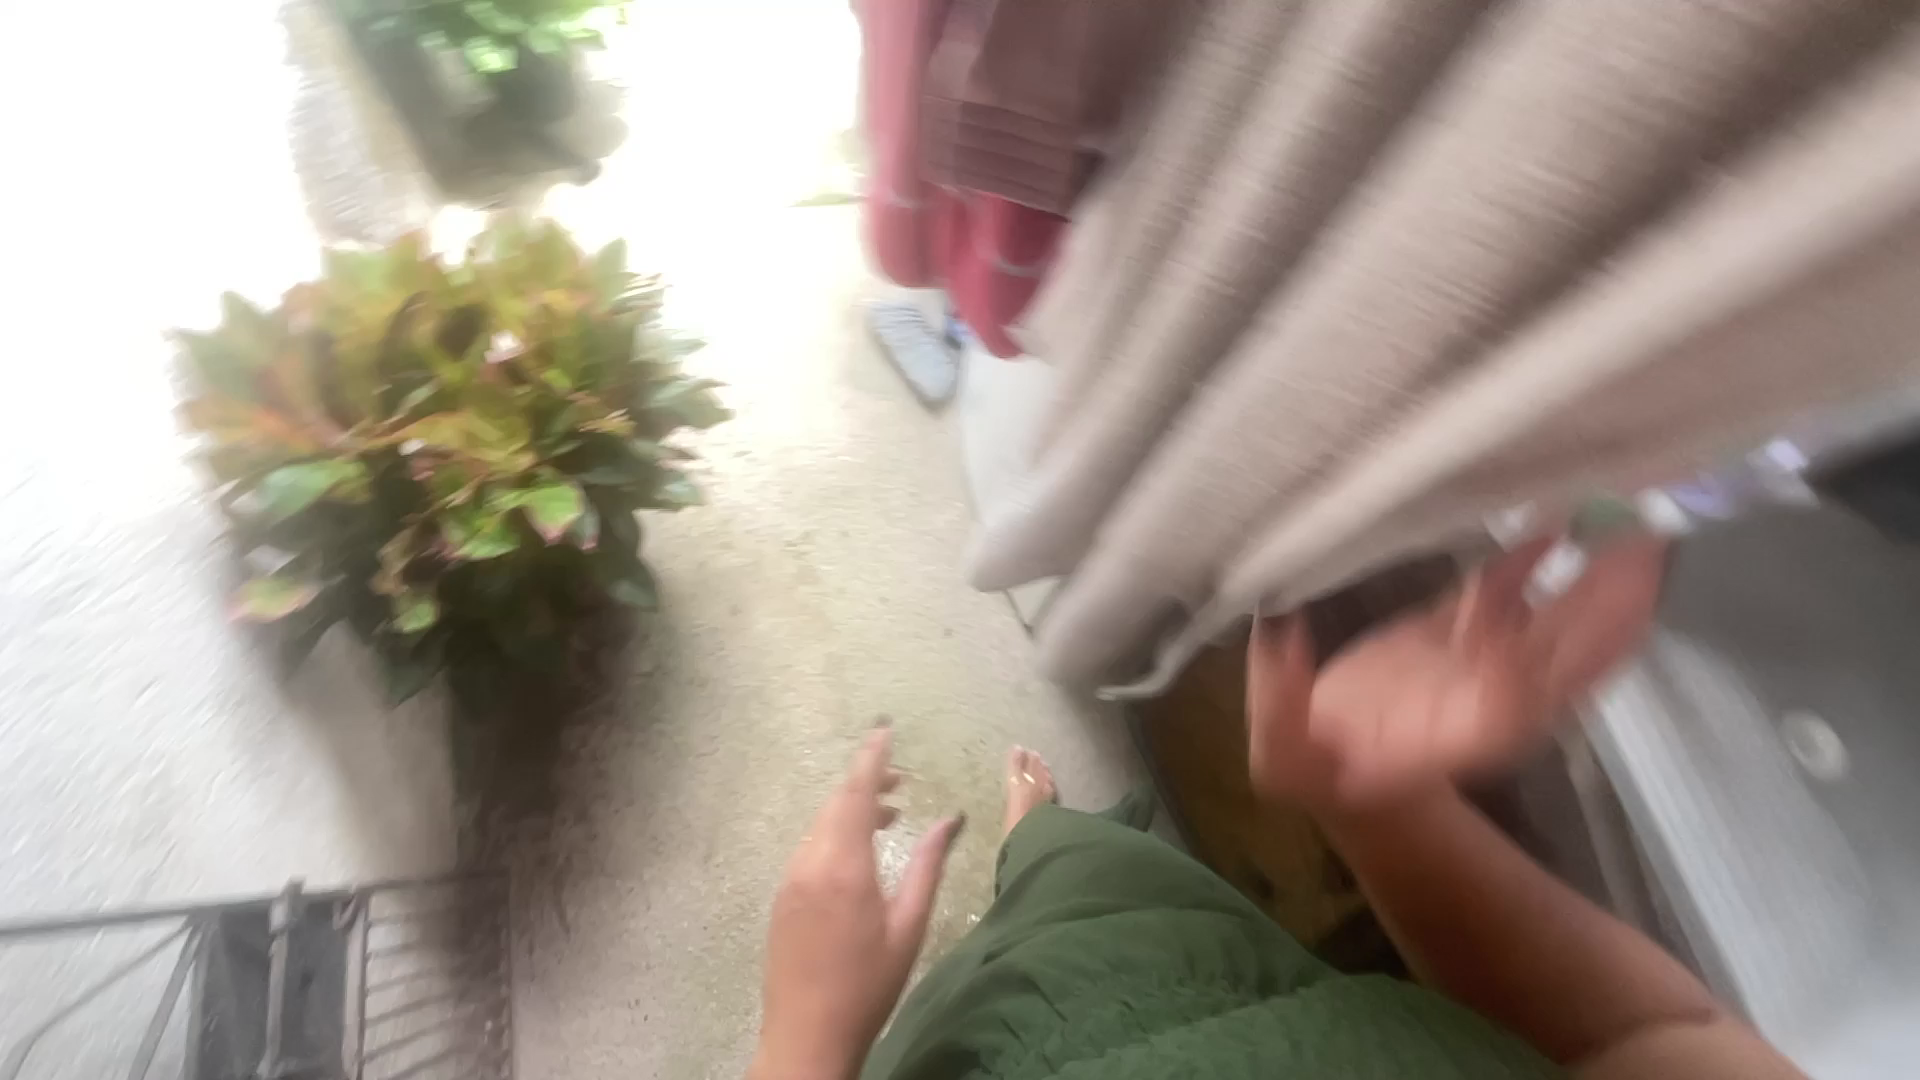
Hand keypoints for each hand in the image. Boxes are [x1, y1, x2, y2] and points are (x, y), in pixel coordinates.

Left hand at [750, 725, 965, 1079]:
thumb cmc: (868, 984)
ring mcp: (791, 877)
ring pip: (822, 822)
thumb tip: (950, 820)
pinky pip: (810, 845)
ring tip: (888, 816)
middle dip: (867, 781)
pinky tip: (857, 852)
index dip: (872, 757)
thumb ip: (928, 865)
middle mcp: (811, 860)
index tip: (884, 730)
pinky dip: (835, 831)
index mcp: (844, 865)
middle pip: (837, 801)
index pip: (856, 792)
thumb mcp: (909, 925)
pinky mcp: (782, 894)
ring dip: (852, 808)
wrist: (805, 1037)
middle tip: (901, 782)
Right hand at [1248, 535, 1666, 812]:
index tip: (1525, 585)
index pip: (1520, 690)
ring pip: (1564, 619)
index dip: (1529, 643)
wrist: (1335, 773)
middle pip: (1581, 650)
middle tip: (1639, 524)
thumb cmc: (1310, 771)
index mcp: (1461, 732)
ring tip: (1612, 504)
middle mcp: (1495, 697)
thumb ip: (1279, 695)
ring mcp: (1484, 663)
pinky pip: (1511, 595)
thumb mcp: (1283, 754)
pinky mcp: (1460, 636)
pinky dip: (1532, 561)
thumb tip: (1278, 618)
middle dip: (1618, 595)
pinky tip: (1541, 521)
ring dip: (1599, 571)